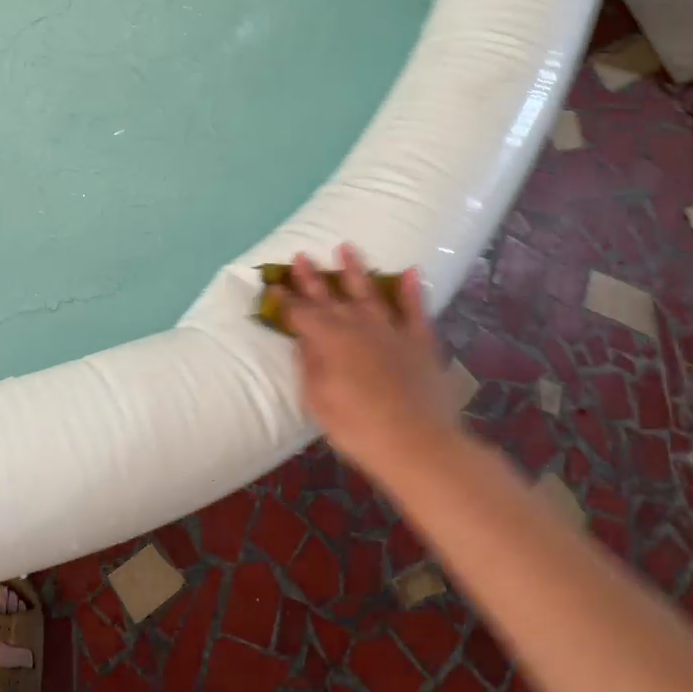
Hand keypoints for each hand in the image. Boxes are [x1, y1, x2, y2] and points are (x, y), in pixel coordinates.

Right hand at [267, 245, 461, 479]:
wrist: (418, 444)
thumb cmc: (357, 426)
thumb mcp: (317, 398)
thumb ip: (309, 363)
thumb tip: (302, 338)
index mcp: (328, 339)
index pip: (299, 312)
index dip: (284, 298)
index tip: (272, 284)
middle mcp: (357, 325)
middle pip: (329, 296)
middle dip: (312, 277)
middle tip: (301, 255)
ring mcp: (391, 330)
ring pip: (370, 292)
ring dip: (356, 270)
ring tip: (346, 248)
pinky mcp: (421, 342)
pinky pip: (416, 309)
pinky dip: (412, 290)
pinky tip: (410, 271)